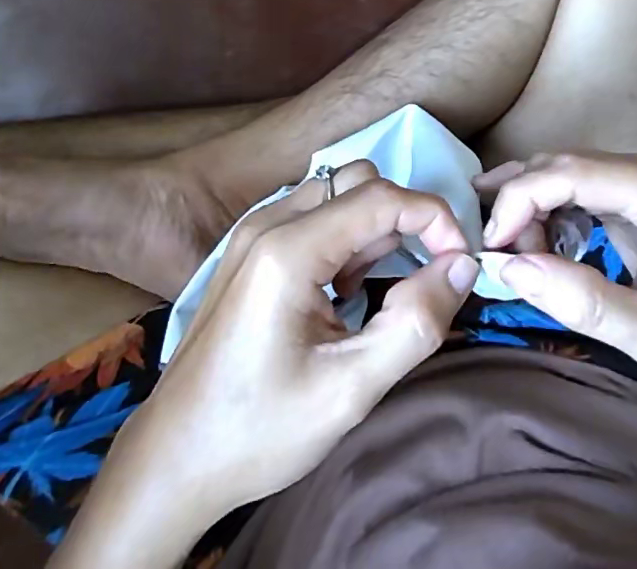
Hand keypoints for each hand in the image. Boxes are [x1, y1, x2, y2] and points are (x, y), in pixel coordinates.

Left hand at [116, 164, 479, 521]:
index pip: (381, 196)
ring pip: (335, 194)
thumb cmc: (260, 430)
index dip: (434, 219)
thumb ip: (416, 322)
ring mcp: (252, 231)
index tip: (460, 264)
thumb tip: (462, 266)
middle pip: (358, 181)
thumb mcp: (351, 389)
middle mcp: (267, 223)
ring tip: (362, 300)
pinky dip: (342, 240)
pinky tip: (335, 295)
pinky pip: (311, 216)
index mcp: (288, 250)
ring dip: (369, 232)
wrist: (175, 454)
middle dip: (400, 222)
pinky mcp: (248, 248)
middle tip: (406, 286)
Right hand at [481, 152, 636, 388]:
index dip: (518, 201)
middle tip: (503, 259)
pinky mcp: (626, 186)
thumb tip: (510, 268)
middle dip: (517, 206)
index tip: (494, 249)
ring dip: (525, 207)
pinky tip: (528, 238)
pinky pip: (566, 182)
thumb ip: (587, 305)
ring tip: (518, 254)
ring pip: (554, 169)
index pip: (566, 173)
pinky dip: (539, 207)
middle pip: (555, 165)